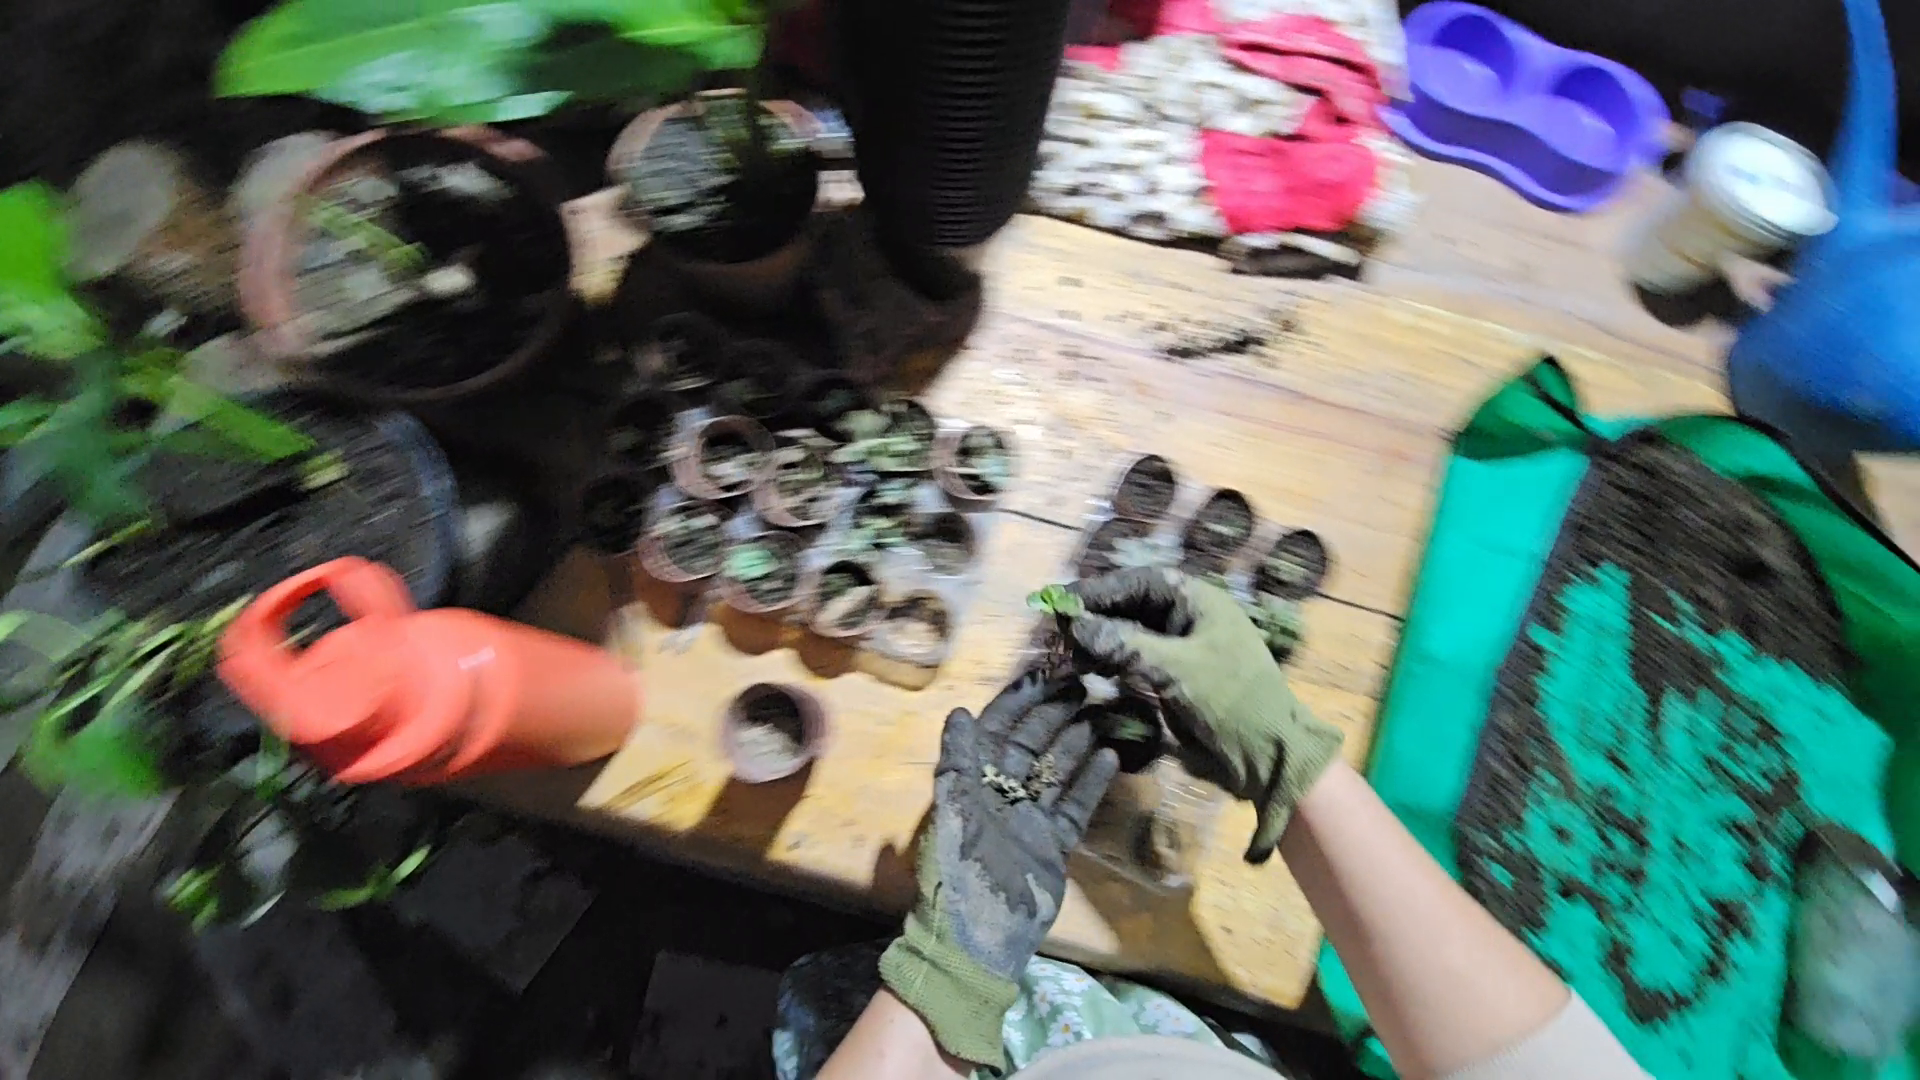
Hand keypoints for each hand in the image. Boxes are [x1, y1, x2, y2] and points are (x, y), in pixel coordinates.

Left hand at [879, 673, 1118, 1068]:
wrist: (978, 938)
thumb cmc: (958, 868)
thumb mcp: (952, 809)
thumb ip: (957, 759)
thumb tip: (961, 710)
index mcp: (973, 780)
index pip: (997, 730)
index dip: (1017, 702)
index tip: (1043, 677)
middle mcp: (1001, 792)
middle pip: (1030, 743)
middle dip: (1053, 715)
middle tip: (1082, 688)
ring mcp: (1029, 817)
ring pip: (1055, 769)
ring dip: (1075, 742)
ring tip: (1100, 715)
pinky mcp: (1052, 843)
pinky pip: (1074, 806)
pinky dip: (1090, 783)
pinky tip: (1108, 758)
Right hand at [1067, 568, 1341, 862]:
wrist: (1266, 755)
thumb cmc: (1230, 699)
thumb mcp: (1175, 668)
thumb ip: (1123, 644)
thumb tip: (1076, 625)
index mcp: (1199, 601)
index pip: (1141, 582)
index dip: (1101, 589)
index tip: (1065, 600)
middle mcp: (1189, 617)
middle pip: (1132, 605)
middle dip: (1096, 615)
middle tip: (1059, 626)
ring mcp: (1181, 648)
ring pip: (1130, 633)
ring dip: (1100, 640)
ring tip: (1067, 650)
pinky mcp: (1174, 676)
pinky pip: (1135, 659)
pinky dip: (1111, 661)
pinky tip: (1087, 668)